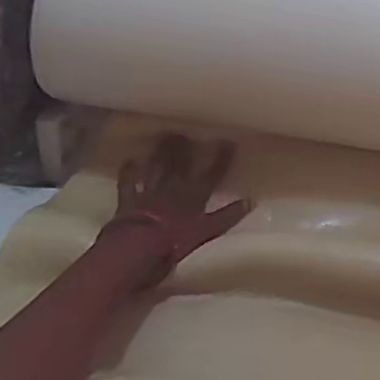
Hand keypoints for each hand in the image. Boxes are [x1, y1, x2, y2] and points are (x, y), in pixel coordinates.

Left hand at [111, 135, 251, 262]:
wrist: (137, 248)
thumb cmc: (174, 243)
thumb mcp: (207, 232)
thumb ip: (227, 216)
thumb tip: (251, 201)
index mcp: (194, 196)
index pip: (212, 174)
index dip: (221, 158)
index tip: (228, 141)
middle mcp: (174, 188)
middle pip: (180, 165)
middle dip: (185, 149)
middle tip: (187, 131)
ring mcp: (151, 192)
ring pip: (157, 168)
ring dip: (161, 153)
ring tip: (165, 135)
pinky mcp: (129, 201)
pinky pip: (128, 183)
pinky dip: (128, 172)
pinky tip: (129, 160)